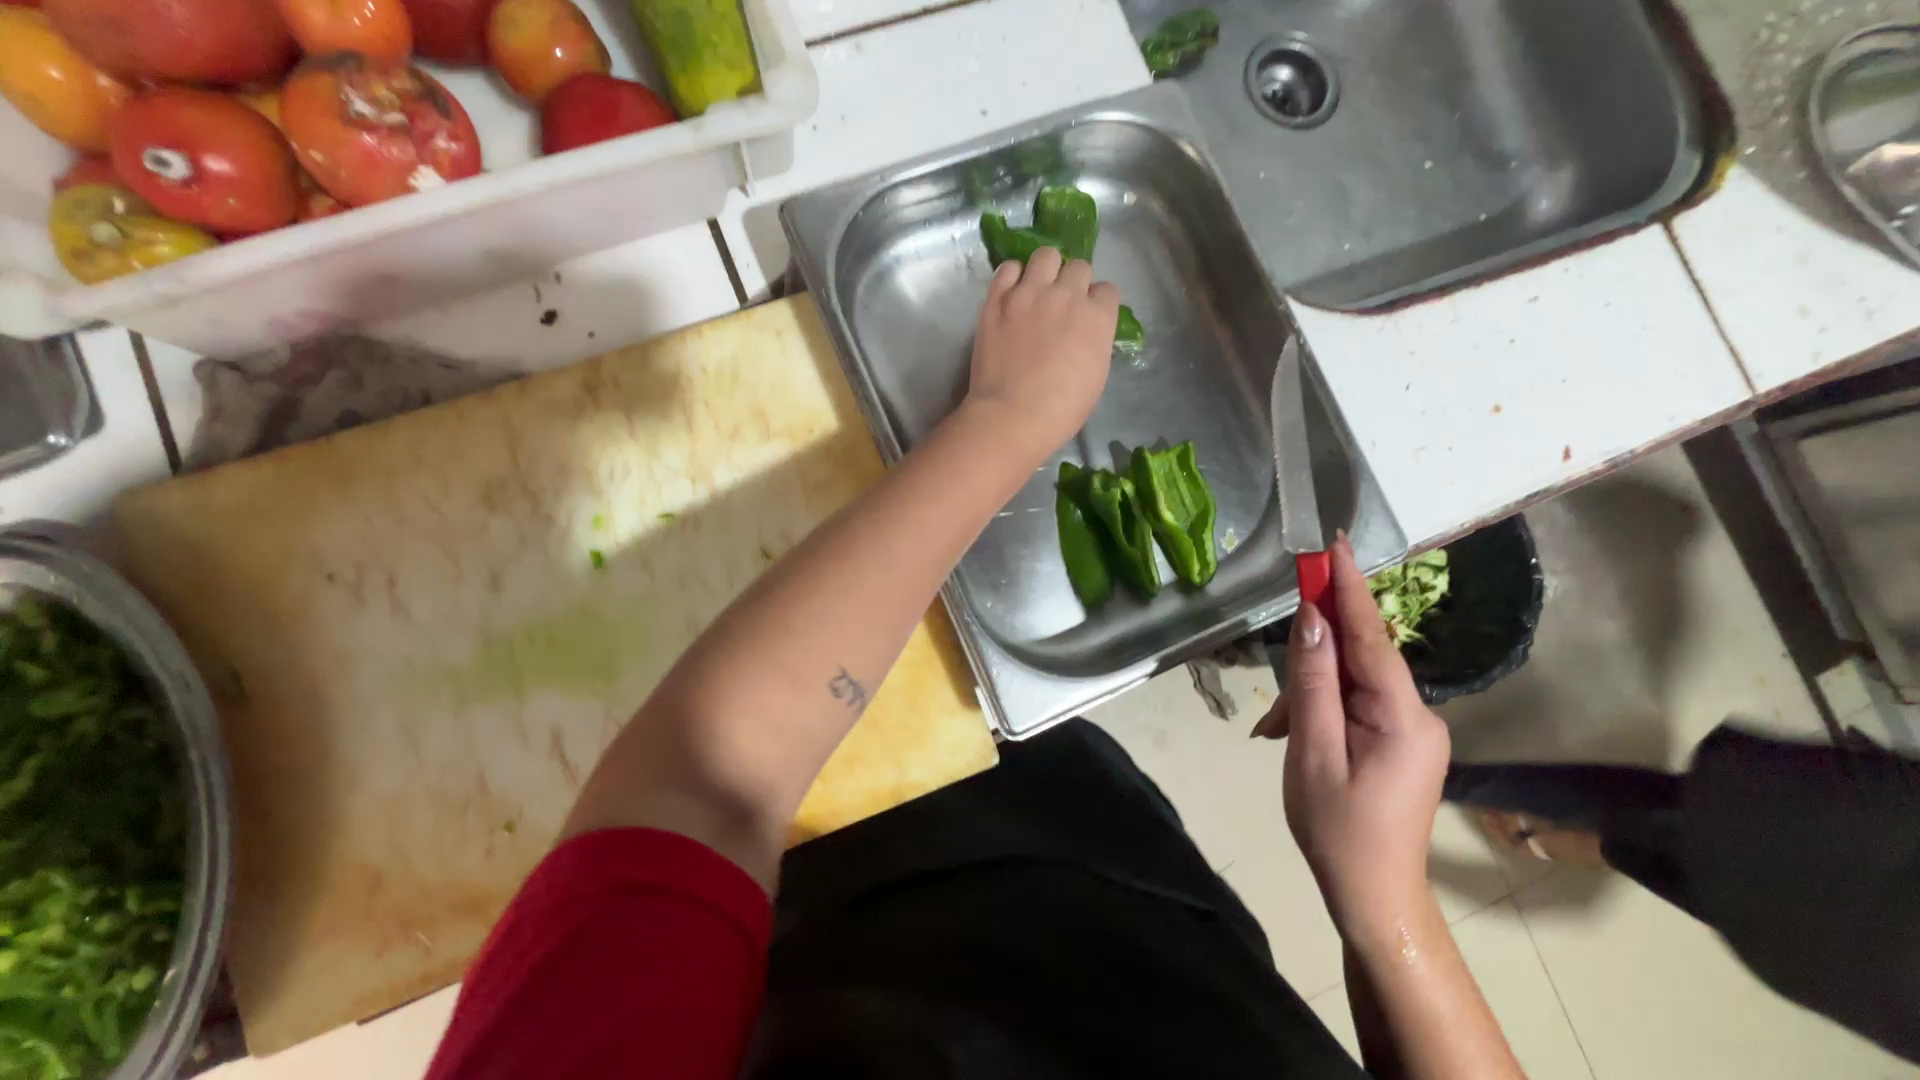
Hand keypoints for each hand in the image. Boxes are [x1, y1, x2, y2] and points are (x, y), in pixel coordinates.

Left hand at [962, 246, 1119, 459]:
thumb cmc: (1062, 408)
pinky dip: (1013, 277)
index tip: (1087, 317)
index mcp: (1098, 316)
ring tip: (1037, 289)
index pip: (1107, 290)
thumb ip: (1095, 340)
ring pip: (1046, 255)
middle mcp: (1067, 295)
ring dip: (1046, 269)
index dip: (1097, 303)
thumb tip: (1087, 331)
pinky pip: (1009, 268)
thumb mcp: (1096, 374)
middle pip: (1078, 267)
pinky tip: (1012, 293)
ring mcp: (1030, 293)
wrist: (1013, 414)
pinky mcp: (998, 299)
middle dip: (1073, 283)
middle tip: (1061, 304)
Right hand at [1254, 535, 1450, 943]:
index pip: (1372, 636)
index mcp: (1403, 716)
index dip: (1349, 588)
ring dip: (1309, 698)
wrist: (1373, 895)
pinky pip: (1356, 708)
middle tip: (1276, 703)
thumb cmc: (1337, 828)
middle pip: (1359, 662)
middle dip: (1311, 666)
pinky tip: (1292, 737)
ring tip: (1276, 735)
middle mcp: (1419, 715)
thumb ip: (1313, 682)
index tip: (1334, 544)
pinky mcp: (1402, 744)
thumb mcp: (1313, 750)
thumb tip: (1311, 618)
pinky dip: (1321, 713)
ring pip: (1352, 686)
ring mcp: (1413, 731)